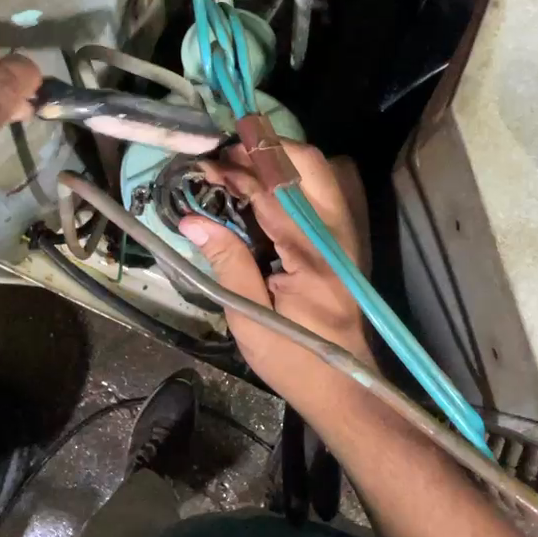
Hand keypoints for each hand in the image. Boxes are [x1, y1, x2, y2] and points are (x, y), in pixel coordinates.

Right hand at [177, 143, 375, 412]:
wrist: (345, 384)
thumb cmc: (295, 357)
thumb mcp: (249, 317)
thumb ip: (226, 262)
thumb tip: (191, 221)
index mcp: (312, 250)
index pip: (274, 191)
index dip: (238, 172)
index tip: (207, 166)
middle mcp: (336, 230)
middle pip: (308, 163)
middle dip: (264, 152)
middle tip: (227, 160)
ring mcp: (345, 231)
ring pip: (319, 171)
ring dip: (279, 161)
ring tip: (241, 169)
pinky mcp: (343, 238)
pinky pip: (321, 190)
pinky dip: (291, 179)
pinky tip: (264, 192)